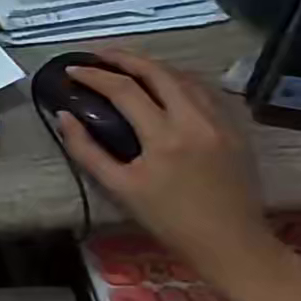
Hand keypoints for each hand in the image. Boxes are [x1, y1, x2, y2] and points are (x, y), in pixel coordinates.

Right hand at [55, 50, 277, 274]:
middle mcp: (196, 121)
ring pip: (185, 78)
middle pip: (158, 73)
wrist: (233, 245)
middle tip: (97, 55)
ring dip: (152, 66)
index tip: (72, 71)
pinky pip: (204, 92)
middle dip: (125, 59)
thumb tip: (64, 116)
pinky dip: (178, 80)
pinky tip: (163, 83)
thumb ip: (85, 149)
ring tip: (126, 64)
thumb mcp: (118, 187)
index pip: (124, 90)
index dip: (94, 76)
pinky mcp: (235, 130)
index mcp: (165, 136)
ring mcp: (222, 123)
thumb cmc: (168, 219)